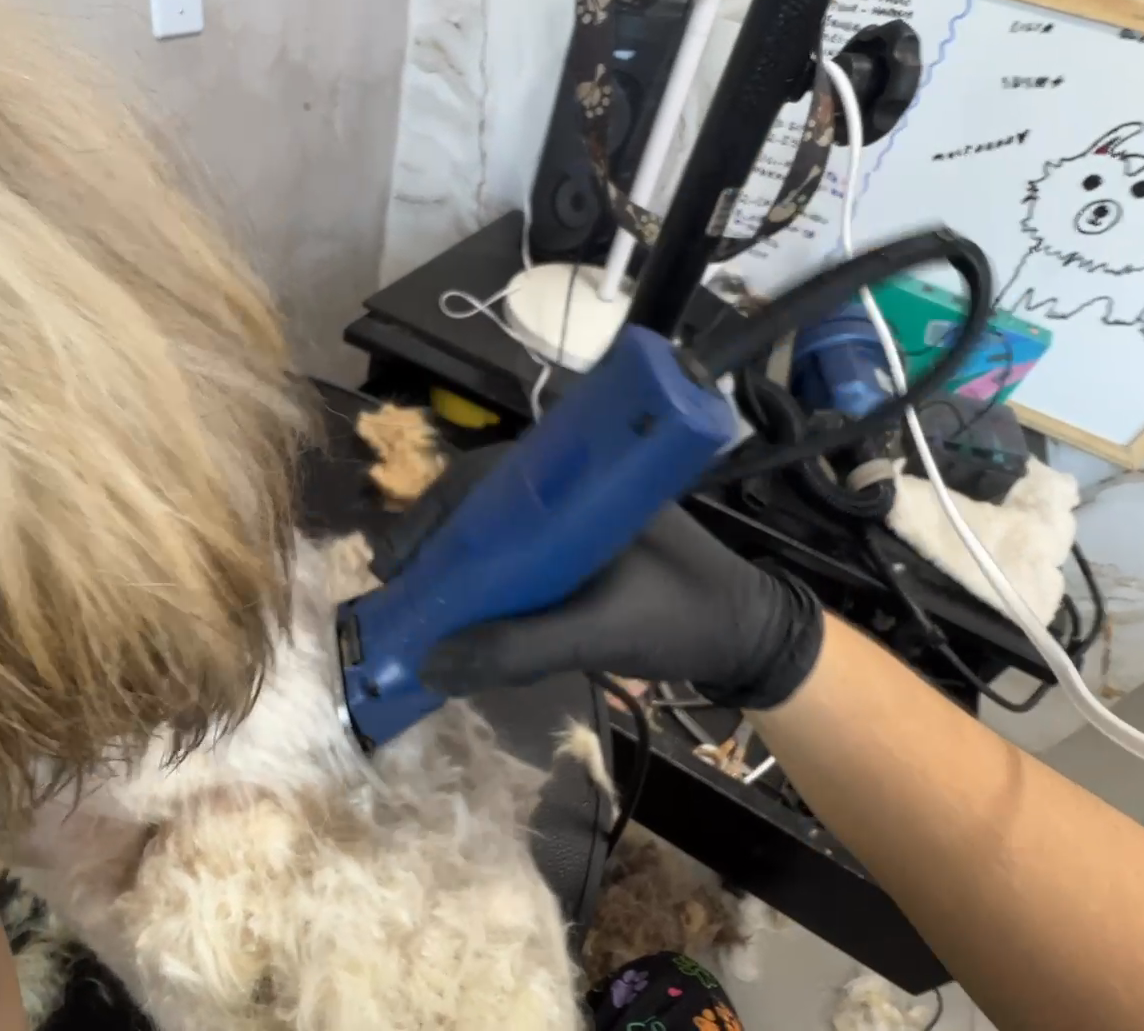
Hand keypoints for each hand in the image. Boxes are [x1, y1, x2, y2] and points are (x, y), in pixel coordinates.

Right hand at [371, 445, 825, 709]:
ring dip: (455, 558)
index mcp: (574, 479)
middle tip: (399, 586)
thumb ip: (519, 649)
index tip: (394, 562)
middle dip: (433, 538)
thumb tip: (429, 666)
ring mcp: (572, 516)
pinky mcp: (578, 547)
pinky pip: (517, 551)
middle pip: (477, 499)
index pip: (479, 477)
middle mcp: (567, 485)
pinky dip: (486, 575)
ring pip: (494, 525)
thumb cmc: (683, 617)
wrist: (750, 634)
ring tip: (420, 599)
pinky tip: (466, 607)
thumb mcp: (599, 633)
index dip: (428, 514)